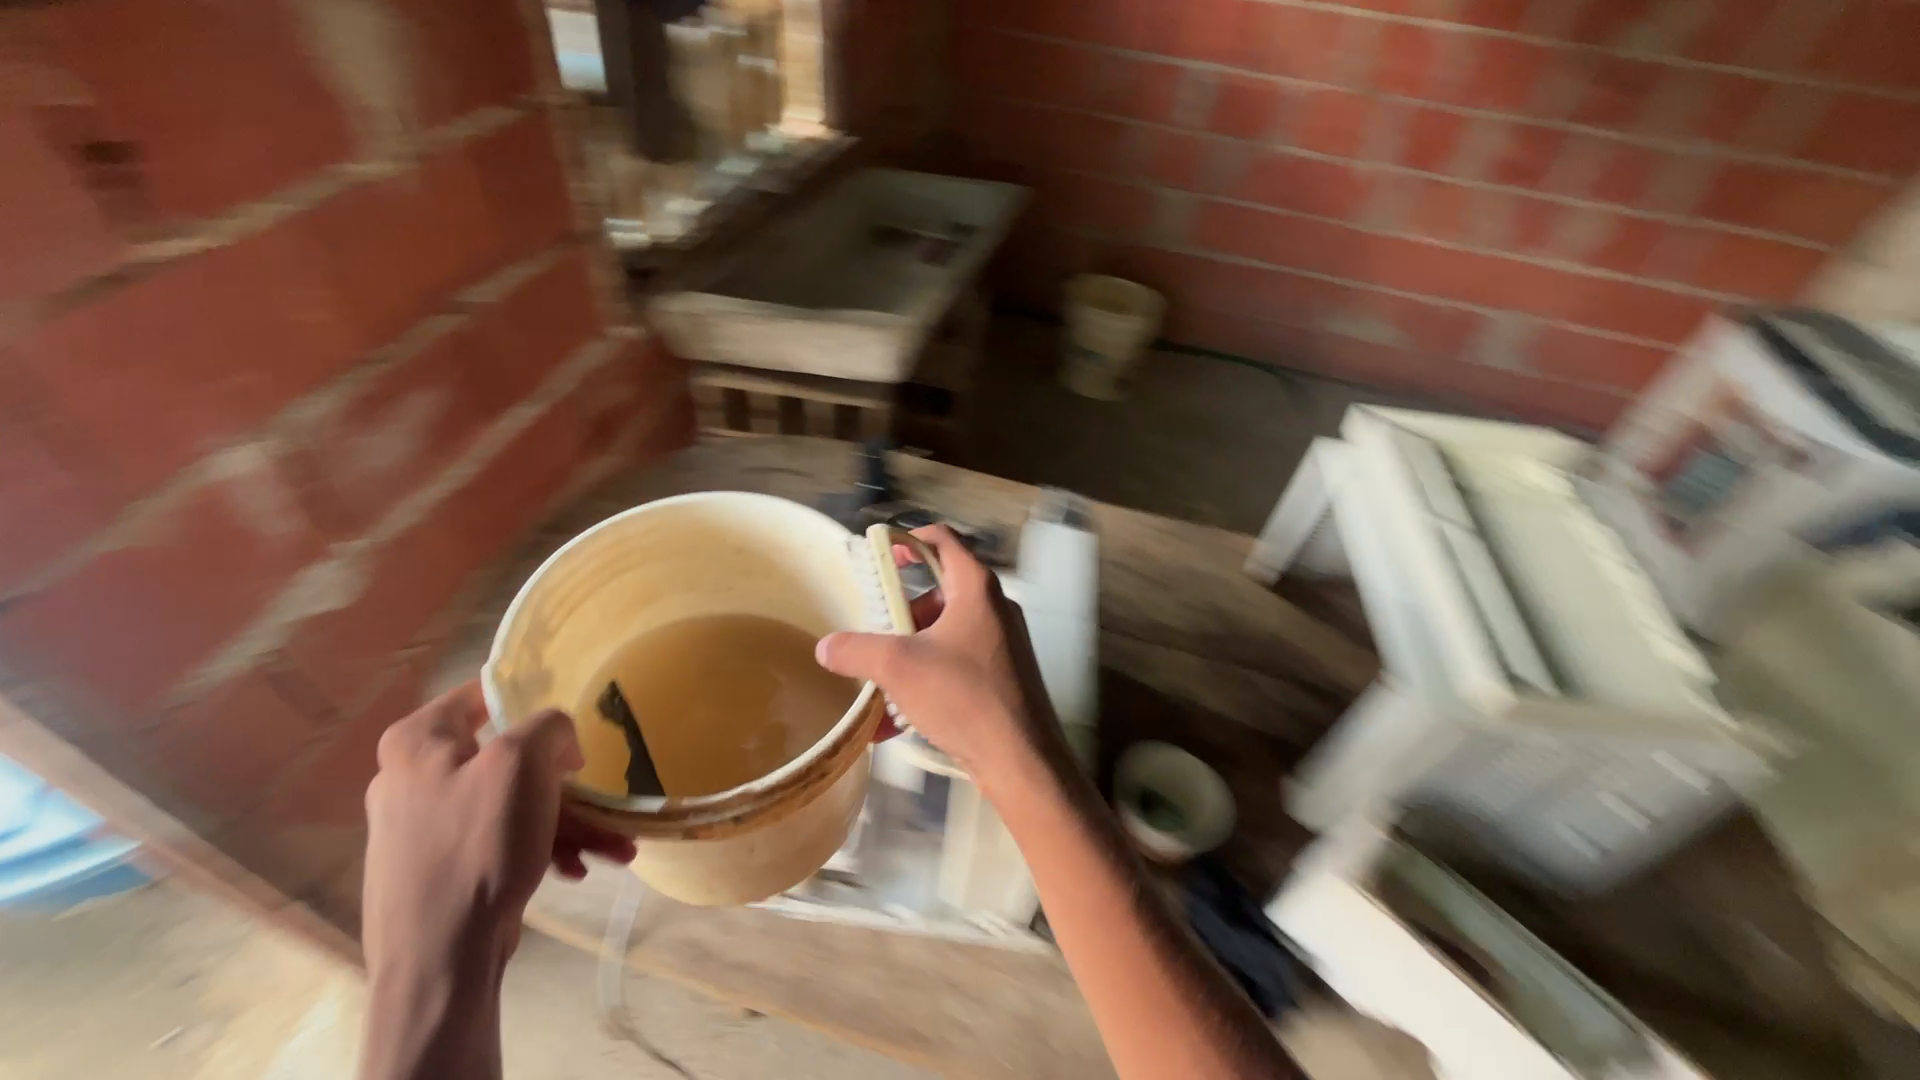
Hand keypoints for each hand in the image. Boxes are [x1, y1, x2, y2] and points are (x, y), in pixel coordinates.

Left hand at [361, 681, 635, 984]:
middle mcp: (409, 779)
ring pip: (510, 807)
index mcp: (415, 743)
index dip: (529, 700)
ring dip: (567, 825)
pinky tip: (576, 869)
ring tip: (615, 848)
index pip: (479, 696)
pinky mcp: (437, 869)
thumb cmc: (478, 845)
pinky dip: (541, 850)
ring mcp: (422, 828)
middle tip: (600, 799)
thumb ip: (548, 727)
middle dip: (564, 785)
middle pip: (505, 760)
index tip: (568, 721)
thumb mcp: (522, 763)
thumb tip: (557, 743)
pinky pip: (499, 842)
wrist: (438, 958)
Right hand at [814, 525, 1064, 785]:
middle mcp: (994, 608)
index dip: (908, 539)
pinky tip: (893, 726)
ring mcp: (1003, 643)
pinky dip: (926, 685)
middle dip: (900, 617)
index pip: (942, 539)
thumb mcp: (897, 667)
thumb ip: (856, 651)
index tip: (881, 555)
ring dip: (907, 659)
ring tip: (877, 692)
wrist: (1021, 758)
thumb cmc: (962, 696)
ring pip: (944, 636)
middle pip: (938, 594)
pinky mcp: (1004, 677)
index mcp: (975, 588)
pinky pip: (956, 668)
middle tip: (875, 639)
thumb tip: (826, 647)